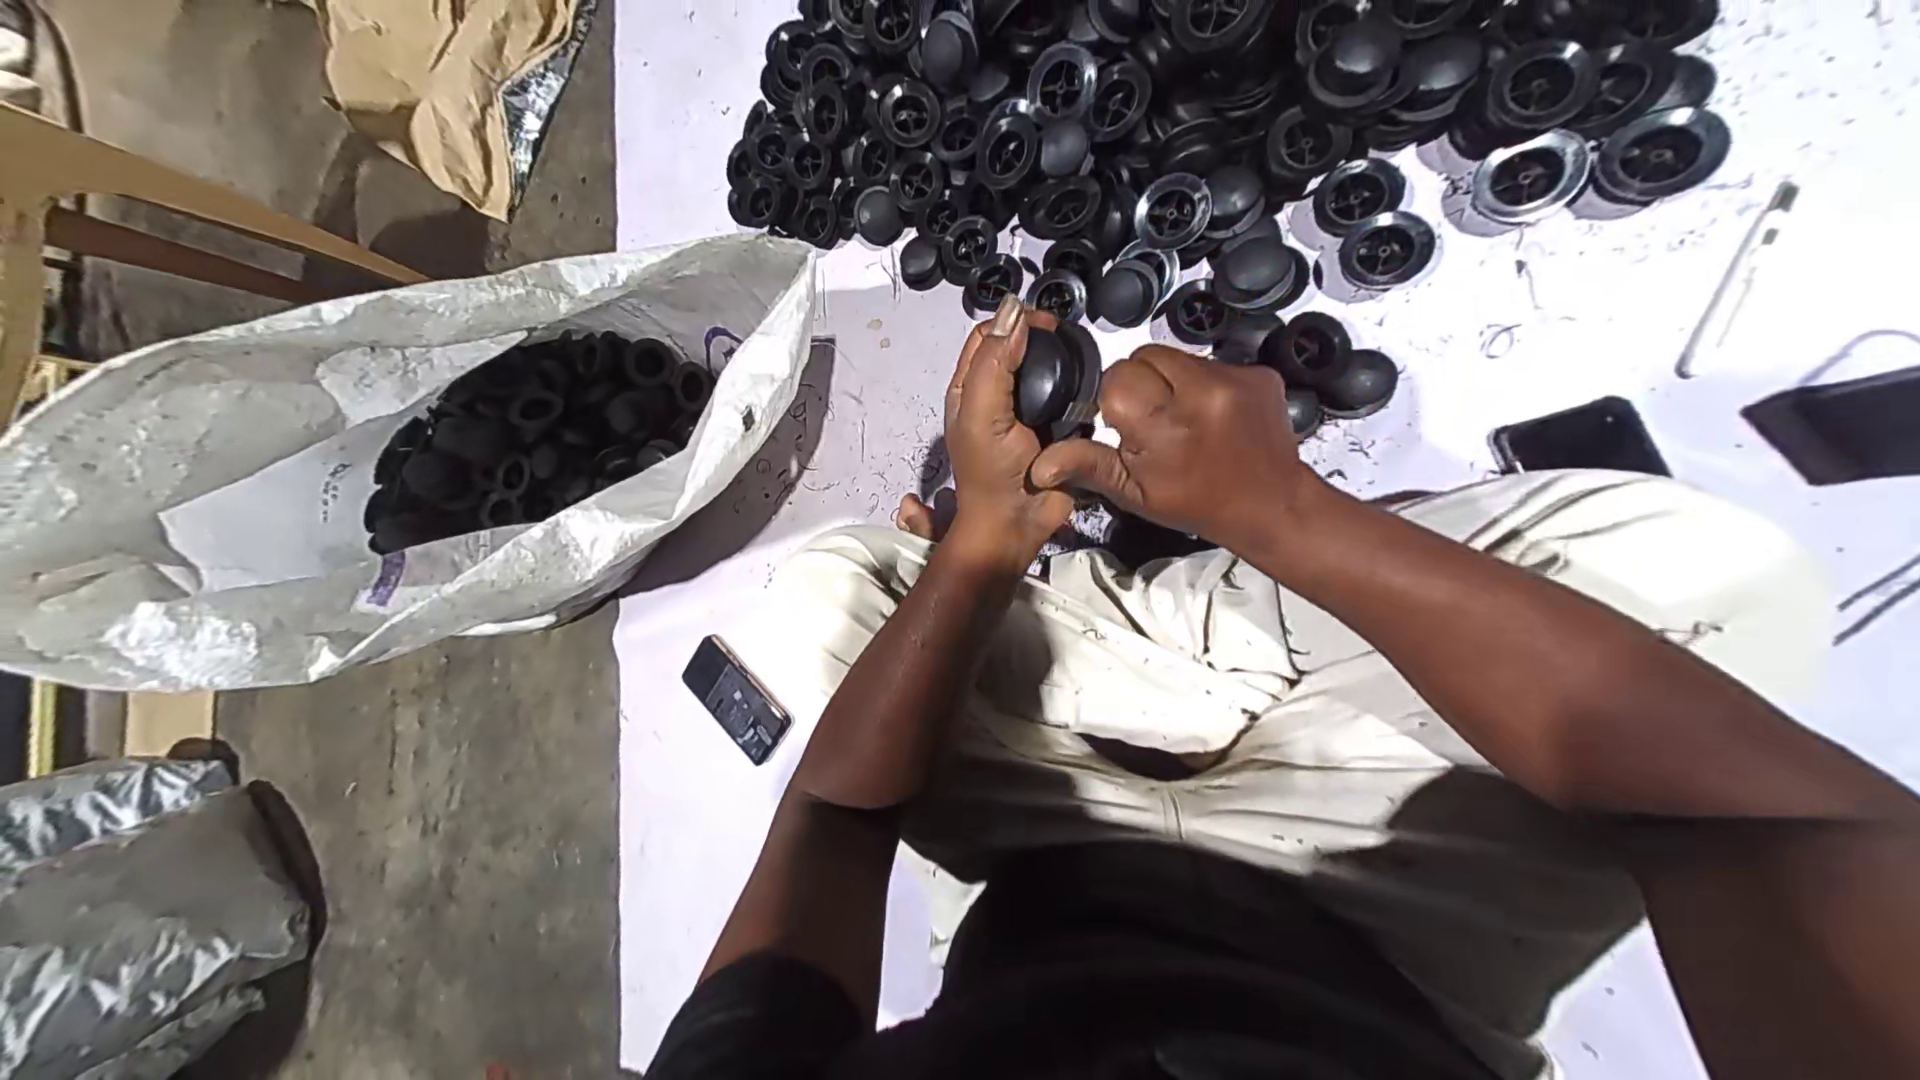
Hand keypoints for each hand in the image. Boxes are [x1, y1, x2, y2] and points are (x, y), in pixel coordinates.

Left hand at [902, 296, 1074, 570]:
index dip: (1012, 322)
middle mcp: (996, 395)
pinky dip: (1077, 390)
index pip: (988, 336)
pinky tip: (1086, 390)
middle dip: (1040, 338)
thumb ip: (993, 364)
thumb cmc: (990, 475)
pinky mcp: (1053, 427)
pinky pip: (1068, 398)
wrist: (1018, 523)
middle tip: (1064, 339)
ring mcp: (1026, 412)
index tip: (1042, 324)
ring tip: (1079, 364)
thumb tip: (1013, 314)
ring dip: (1062, 364)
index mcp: (970, 388)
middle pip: (1018, 348)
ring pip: (1046, 371)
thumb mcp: (980, 414)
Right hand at [1031, 344, 1317, 551]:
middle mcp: (1200, 392)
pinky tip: (1210, 412)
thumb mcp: (1133, 493)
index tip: (1127, 424)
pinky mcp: (1256, 373)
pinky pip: (1210, 361)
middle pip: (1145, 356)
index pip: (1118, 377)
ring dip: (1170, 380)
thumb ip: (1087, 466)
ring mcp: (1233, 379)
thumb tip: (1041, 465)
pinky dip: (1202, 382)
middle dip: (1140, 382)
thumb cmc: (1195, 502)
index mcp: (1164, 425)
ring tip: (1182, 416)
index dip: (1114, 399)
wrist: (1268, 503)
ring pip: (1176, 355)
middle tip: (1153, 419)